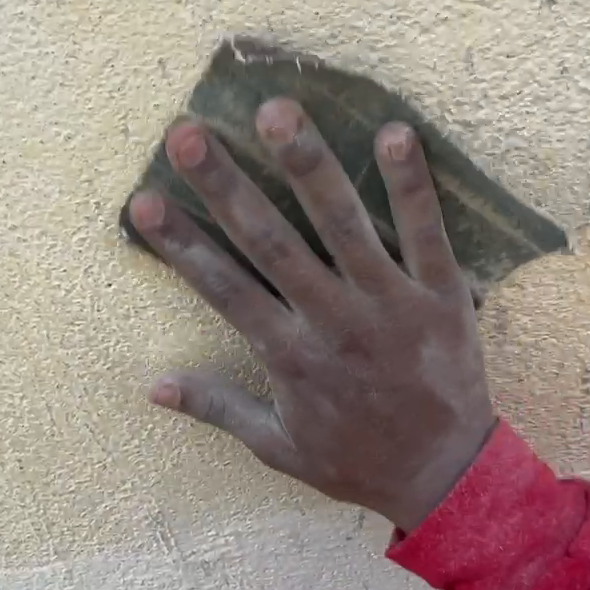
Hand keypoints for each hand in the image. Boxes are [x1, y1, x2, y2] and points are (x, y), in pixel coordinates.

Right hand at [128, 98, 496, 530]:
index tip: (144, 201)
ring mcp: (389, 304)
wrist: (445, 478)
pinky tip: (393, 132)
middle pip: (271, 243)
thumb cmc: (355, 462)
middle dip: (226, 186)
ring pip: (342, 225)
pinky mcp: (441, 296)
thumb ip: (217, 409)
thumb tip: (152, 385)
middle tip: (187, 133)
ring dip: (308, 166)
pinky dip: (410, 186)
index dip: (181, 244)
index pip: (223, 288)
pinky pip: (426, 234)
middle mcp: (332, 321)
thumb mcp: (277, 447)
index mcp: (289, 357)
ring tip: (275, 111)